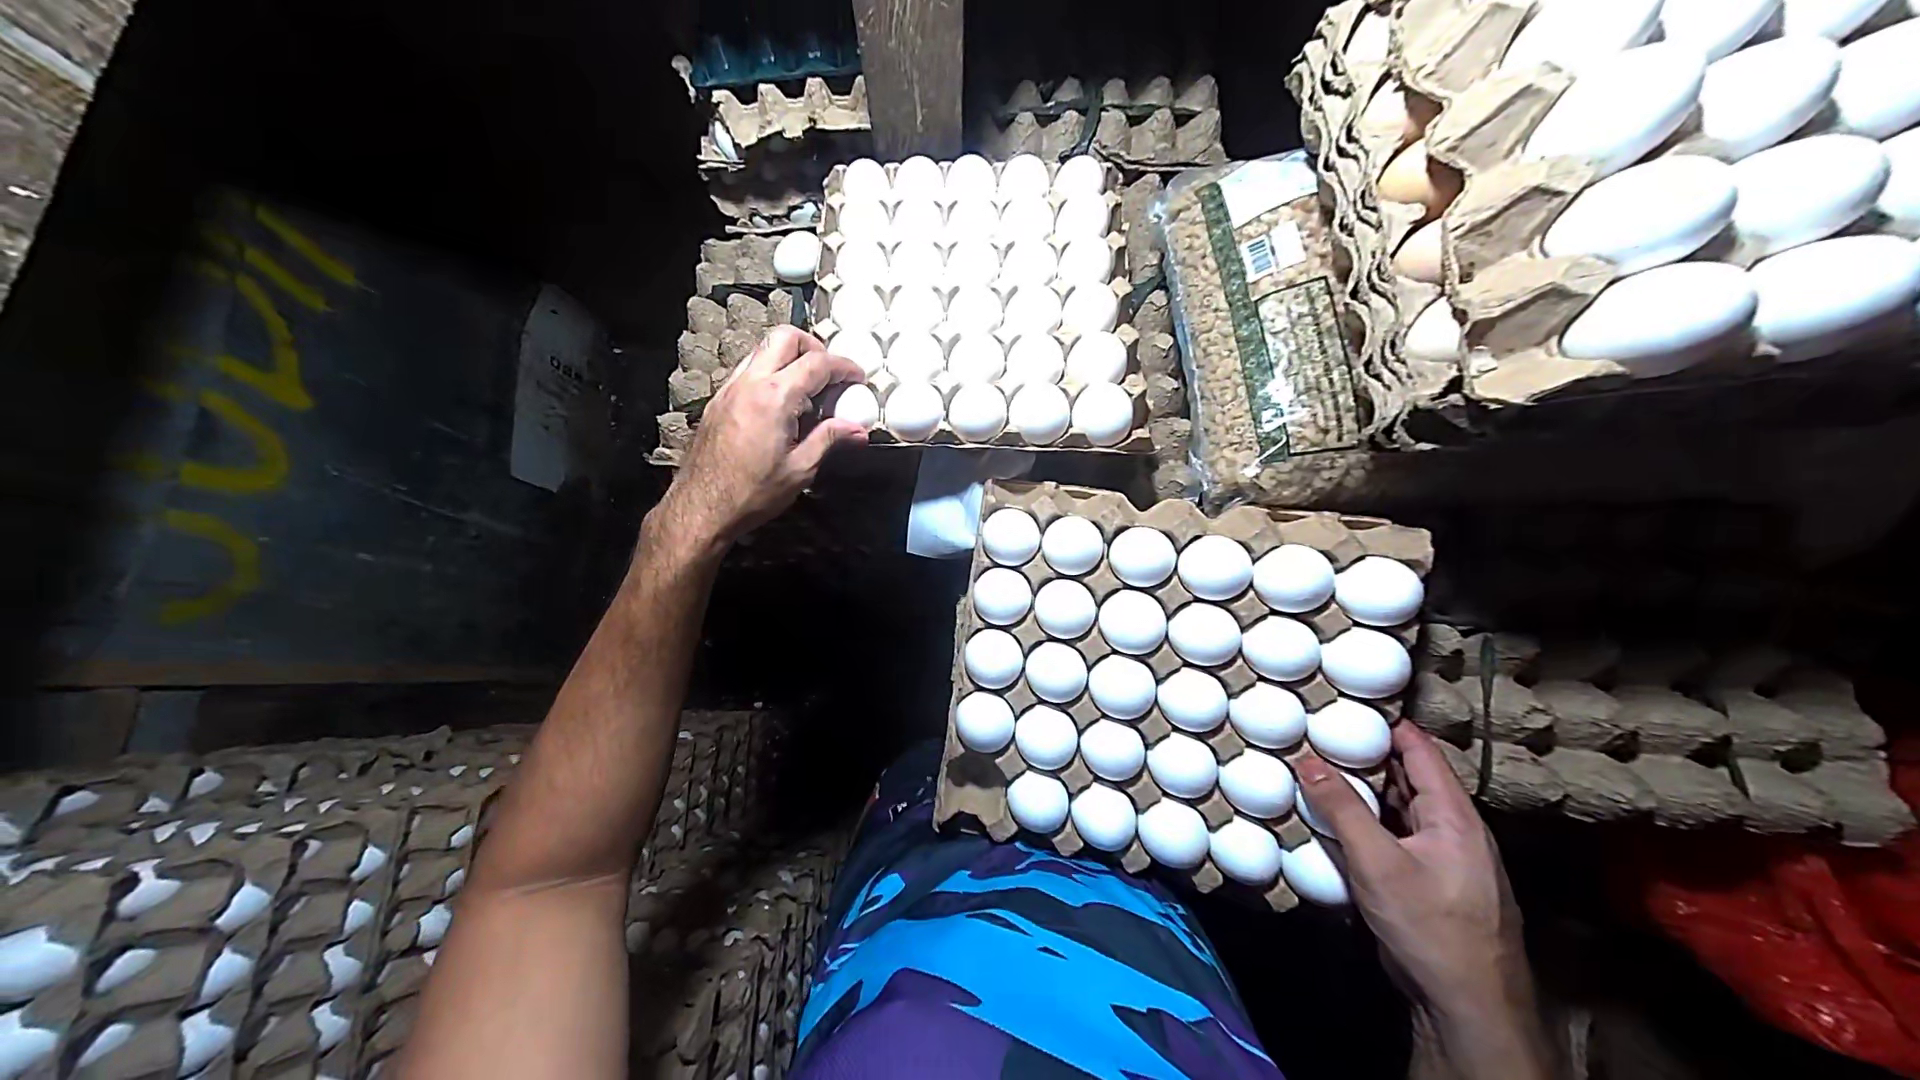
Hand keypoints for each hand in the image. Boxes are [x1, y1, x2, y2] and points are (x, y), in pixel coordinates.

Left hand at [654, 326, 866, 553]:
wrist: (702, 508)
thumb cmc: (750, 493)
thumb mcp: (801, 469)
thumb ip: (829, 440)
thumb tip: (857, 430)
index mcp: (774, 398)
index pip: (817, 364)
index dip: (844, 367)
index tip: (857, 378)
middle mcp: (749, 384)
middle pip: (786, 338)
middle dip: (814, 347)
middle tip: (830, 373)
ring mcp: (730, 389)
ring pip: (763, 349)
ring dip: (790, 358)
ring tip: (808, 389)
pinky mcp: (719, 401)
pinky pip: (748, 370)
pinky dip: (770, 373)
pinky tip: (782, 404)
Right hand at [1295, 723, 1553, 1079]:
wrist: (1467, 1006)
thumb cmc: (1431, 927)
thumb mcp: (1377, 862)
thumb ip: (1341, 808)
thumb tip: (1307, 760)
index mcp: (1454, 815)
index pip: (1420, 750)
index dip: (1385, 723)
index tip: (1343, 703)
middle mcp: (1452, 829)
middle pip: (1406, 776)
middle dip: (1365, 754)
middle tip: (1318, 733)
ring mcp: (1440, 856)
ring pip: (1397, 807)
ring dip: (1362, 789)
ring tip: (1318, 768)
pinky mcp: (1426, 879)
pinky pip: (1393, 833)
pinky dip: (1365, 819)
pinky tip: (1334, 818)